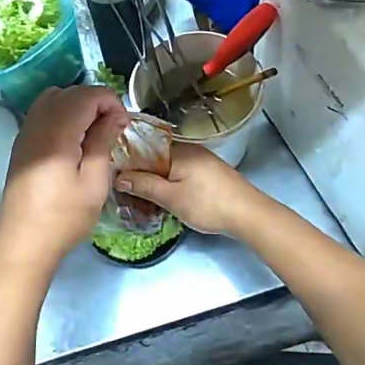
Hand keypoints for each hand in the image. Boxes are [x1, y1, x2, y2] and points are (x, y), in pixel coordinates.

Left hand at [0, 86, 129, 267]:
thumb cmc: (64, 217)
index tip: (123, 124)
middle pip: (69, 92)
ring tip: (94, 131)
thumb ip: (103, 141)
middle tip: (113, 127)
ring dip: (78, 106)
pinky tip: (74, 140)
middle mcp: (37, 124)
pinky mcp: (21, 143)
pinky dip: (62, 114)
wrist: (24, 242)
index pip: (86, 95)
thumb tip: (114, 116)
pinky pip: (42, 113)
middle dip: (96, 101)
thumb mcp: (94, 182)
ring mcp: (25, 132)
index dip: (110, 102)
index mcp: (57, 132)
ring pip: (54, 98)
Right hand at [114, 142, 263, 234]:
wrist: (250, 214)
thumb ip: (144, 185)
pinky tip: (166, 199)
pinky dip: (169, 184)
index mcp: (177, 151)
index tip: (114, 179)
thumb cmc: (208, 204)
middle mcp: (188, 150)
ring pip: (168, 167)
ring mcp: (200, 160)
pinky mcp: (209, 173)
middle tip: (128, 195)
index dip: (127, 164)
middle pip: (155, 158)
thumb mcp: (171, 197)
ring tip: (143, 200)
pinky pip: (180, 173)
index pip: (143, 150)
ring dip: (155, 182)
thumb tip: (118, 176)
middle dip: (140, 175)